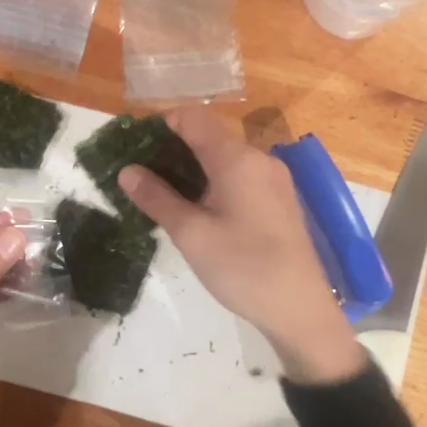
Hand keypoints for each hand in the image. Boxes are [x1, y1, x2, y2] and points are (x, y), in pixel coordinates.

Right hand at [119, 107, 365, 384]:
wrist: (299, 307)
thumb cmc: (242, 268)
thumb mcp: (191, 234)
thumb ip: (157, 198)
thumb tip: (127, 170)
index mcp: (237, 159)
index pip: (193, 118)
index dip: (161, 124)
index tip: (133, 147)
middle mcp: (259, 159)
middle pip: (209, 137)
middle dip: (172, 150)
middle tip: (141, 178)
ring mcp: (274, 180)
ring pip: (224, 159)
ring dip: (192, 170)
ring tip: (162, 197)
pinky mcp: (280, 200)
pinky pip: (240, 177)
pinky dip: (213, 183)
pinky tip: (196, 211)